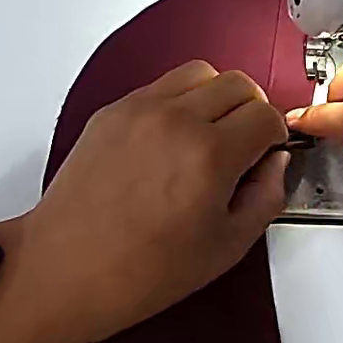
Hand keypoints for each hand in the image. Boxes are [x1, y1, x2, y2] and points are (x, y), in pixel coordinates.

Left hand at [0, 61, 288, 342]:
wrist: (65, 268)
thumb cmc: (137, 269)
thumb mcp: (225, 247)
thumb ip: (266, 197)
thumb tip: (274, 165)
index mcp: (209, 155)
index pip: (266, 114)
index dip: (277, 133)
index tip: (269, 148)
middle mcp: (175, 121)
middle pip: (238, 83)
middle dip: (252, 109)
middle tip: (245, 140)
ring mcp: (140, 110)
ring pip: (200, 72)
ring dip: (216, 96)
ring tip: (209, 132)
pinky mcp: (113, 111)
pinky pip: (161, 85)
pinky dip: (178, 101)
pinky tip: (173, 137)